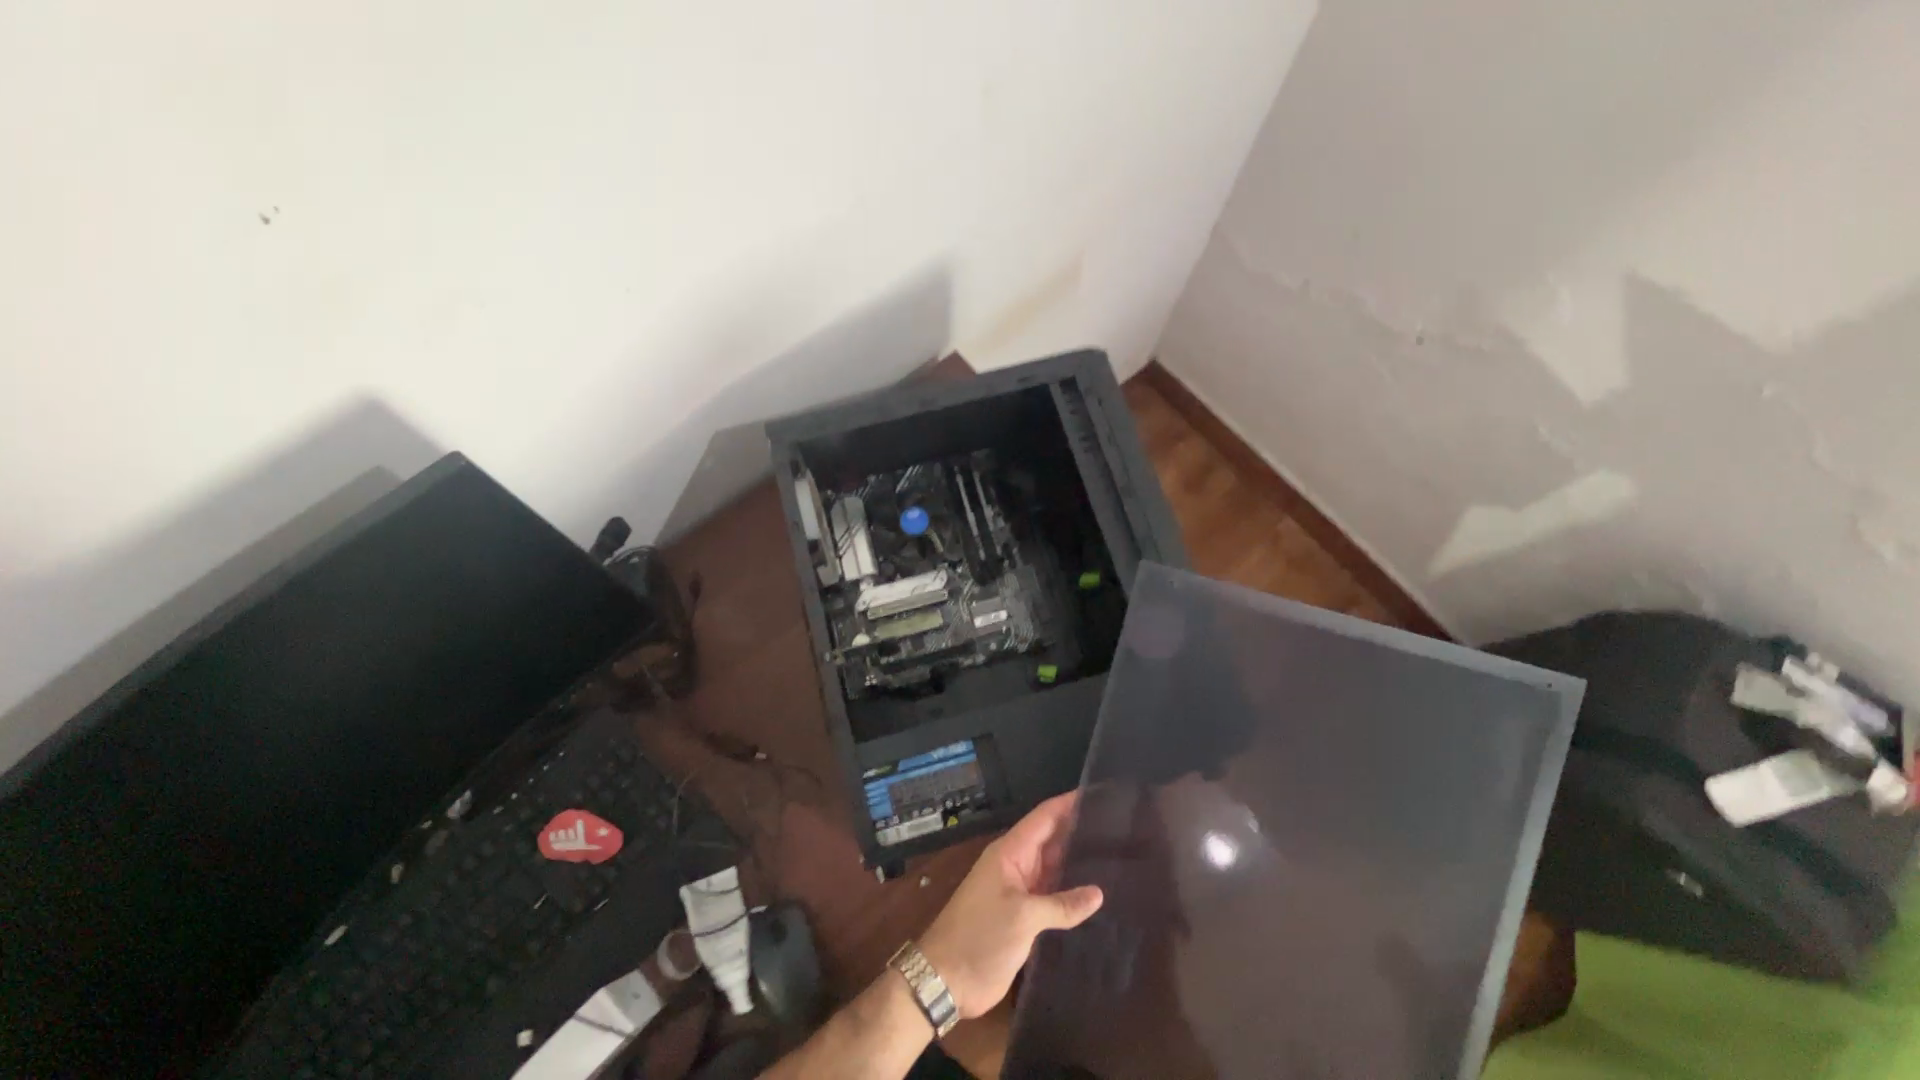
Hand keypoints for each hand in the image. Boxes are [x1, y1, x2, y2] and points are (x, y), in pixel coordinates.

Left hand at [916, 793, 1103, 1019]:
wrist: (946, 979)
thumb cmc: (979, 937)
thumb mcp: (1022, 917)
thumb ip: (1061, 905)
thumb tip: (1098, 893)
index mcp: (1009, 854)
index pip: (1043, 818)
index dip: (1068, 804)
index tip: (1100, 793)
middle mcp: (1016, 867)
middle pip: (1051, 841)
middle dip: (1080, 833)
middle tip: (1122, 828)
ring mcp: (1020, 894)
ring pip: (1053, 870)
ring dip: (1079, 865)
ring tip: (1118, 857)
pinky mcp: (1024, 919)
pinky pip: (1052, 898)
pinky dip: (1072, 896)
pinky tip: (1098, 899)